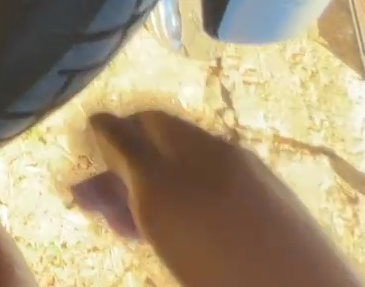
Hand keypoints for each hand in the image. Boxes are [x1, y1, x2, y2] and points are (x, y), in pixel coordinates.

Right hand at [72, 110, 361, 286]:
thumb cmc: (217, 243)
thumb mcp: (154, 189)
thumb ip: (122, 147)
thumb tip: (99, 118)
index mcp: (199, 143)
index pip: (142, 119)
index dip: (108, 138)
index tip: (88, 170)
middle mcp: (229, 160)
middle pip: (160, 155)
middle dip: (121, 179)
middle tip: (97, 212)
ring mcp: (258, 196)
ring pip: (184, 187)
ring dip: (146, 204)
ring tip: (129, 235)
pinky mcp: (276, 232)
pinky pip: (212, 213)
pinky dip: (182, 223)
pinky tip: (174, 246)